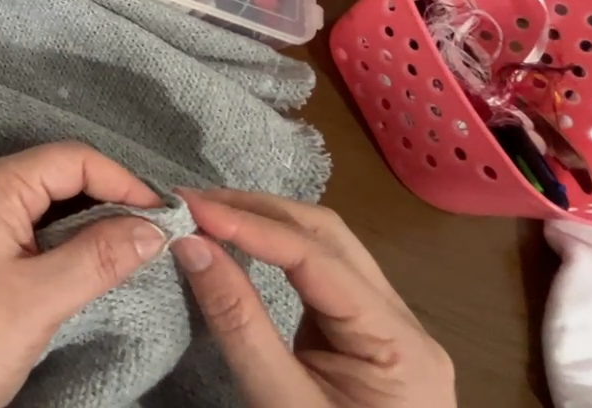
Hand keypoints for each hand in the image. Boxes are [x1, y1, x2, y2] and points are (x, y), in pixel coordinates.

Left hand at [0, 142, 169, 407]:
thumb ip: (99, 258)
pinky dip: (63, 232)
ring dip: (89, 216)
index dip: (123, 181)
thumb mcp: (40, 298)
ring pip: (45, 197)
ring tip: (134, 247)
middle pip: (58, 172)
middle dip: (110, 197)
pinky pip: (27, 218)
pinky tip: (90, 256)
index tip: (167, 216)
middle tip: (158, 235)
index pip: (71, 159)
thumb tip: (153, 230)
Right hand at [170, 189, 456, 407]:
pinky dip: (271, 246)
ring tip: (205, 214)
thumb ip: (236, 319)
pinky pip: (317, 270)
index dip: (248, 224)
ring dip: (262, 221)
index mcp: (400, 344)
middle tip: (191, 203)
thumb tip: (188, 242)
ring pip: (324, 245)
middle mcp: (404, 323)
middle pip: (328, 236)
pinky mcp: (361, 332)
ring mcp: (386, 325)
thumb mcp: (278, 399)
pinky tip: (236, 242)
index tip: (187, 206)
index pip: (316, 257)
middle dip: (255, 210)